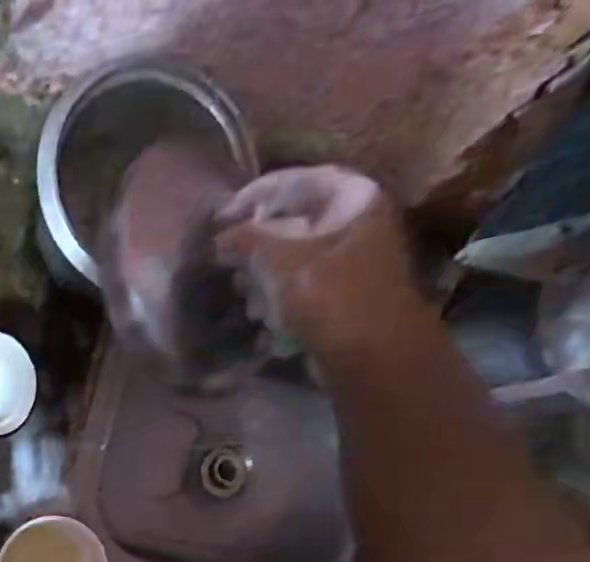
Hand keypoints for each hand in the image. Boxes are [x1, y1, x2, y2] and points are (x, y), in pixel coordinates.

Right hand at [213, 166, 430, 359]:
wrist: (370, 353)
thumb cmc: (329, 297)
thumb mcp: (280, 262)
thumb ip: (245, 241)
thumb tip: (220, 238)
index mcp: (353, 199)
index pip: (297, 180)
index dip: (255, 194)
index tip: (220, 217)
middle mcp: (356, 221)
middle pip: (292, 218)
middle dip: (254, 241)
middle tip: (227, 258)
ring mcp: (350, 258)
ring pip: (291, 253)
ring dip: (261, 271)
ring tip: (243, 290)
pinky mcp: (339, 290)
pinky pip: (298, 281)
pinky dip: (276, 292)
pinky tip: (262, 312)